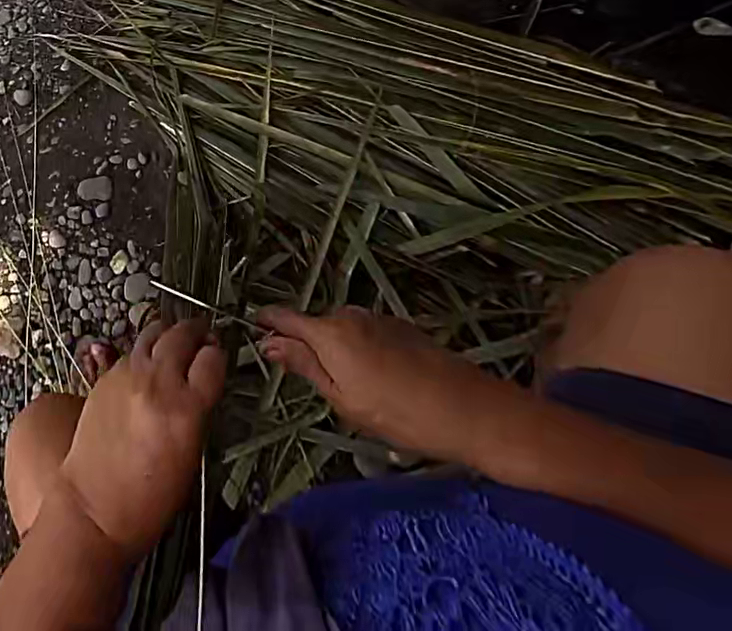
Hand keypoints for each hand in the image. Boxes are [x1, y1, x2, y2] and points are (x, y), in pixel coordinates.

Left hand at [54, 319, 225, 561]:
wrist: (94, 502)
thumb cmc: (149, 497)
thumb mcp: (190, 455)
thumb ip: (196, 412)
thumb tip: (200, 388)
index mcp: (186, 407)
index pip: (212, 360)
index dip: (219, 354)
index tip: (220, 354)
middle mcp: (156, 382)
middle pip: (181, 336)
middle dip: (197, 331)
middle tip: (204, 334)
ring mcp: (127, 374)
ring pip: (152, 333)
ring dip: (168, 333)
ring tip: (176, 338)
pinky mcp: (104, 376)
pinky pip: (130, 352)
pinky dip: (143, 351)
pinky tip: (147, 363)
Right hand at [256, 306, 527, 464]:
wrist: (477, 413)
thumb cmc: (402, 415)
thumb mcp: (342, 399)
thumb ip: (302, 366)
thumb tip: (267, 344)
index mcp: (328, 332)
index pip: (282, 316)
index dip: (265, 323)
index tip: (254, 332)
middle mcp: (349, 316)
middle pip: (313, 325)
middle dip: (307, 346)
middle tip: (318, 384)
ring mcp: (377, 319)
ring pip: (340, 331)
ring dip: (337, 350)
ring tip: (357, 389)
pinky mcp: (401, 327)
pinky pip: (365, 334)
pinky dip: (362, 350)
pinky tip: (383, 381)